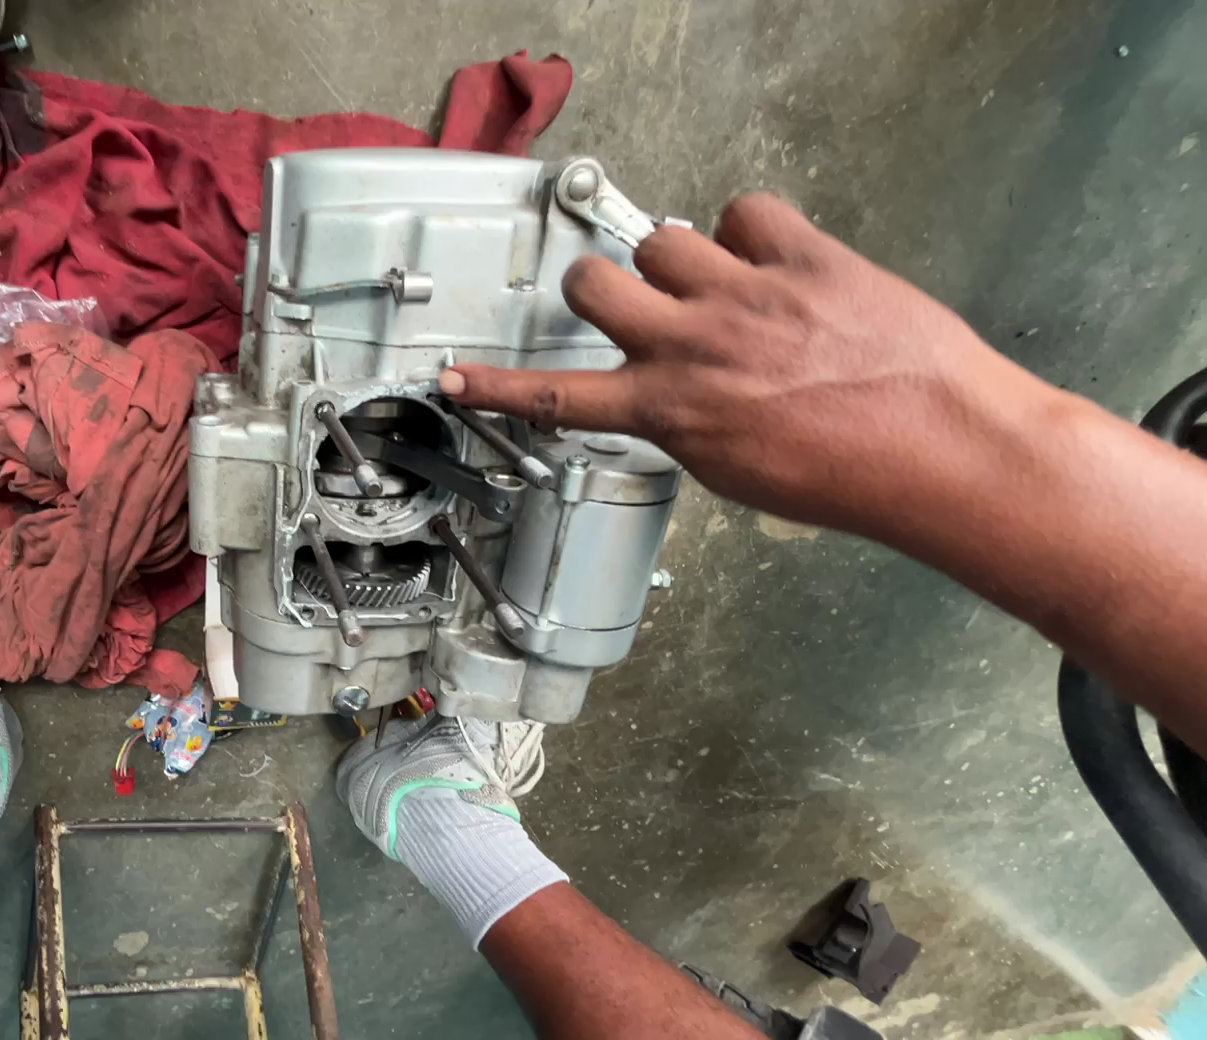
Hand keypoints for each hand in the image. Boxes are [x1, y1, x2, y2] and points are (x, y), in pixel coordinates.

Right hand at [440, 193, 1055, 536]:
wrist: (942, 448)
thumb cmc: (836, 472)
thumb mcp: (720, 465)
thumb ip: (670, 417)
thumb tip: (654, 387)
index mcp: (666, 407)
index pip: (554, 396)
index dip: (493, 386)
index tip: (454, 377)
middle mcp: (691, 344)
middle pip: (592, 282)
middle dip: (595, 289)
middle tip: (624, 304)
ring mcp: (746, 295)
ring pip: (660, 238)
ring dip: (670, 260)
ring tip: (708, 283)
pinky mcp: (806, 258)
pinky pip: (747, 210)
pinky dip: (745, 228)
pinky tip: (760, 257)